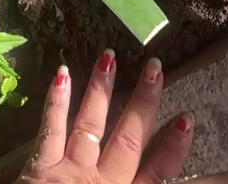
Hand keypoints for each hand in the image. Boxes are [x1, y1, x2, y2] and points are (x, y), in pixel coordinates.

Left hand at [19, 50, 193, 183]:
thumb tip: (158, 183)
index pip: (156, 175)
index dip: (173, 148)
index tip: (187, 118)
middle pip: (128, 139)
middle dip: (143, 102)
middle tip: (154, 66)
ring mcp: (69, 173)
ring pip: (91, 124)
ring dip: (101, 90)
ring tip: (109, 55)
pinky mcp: (39, 170)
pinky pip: (49, 130)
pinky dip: (56, 102)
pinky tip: (62, 73)